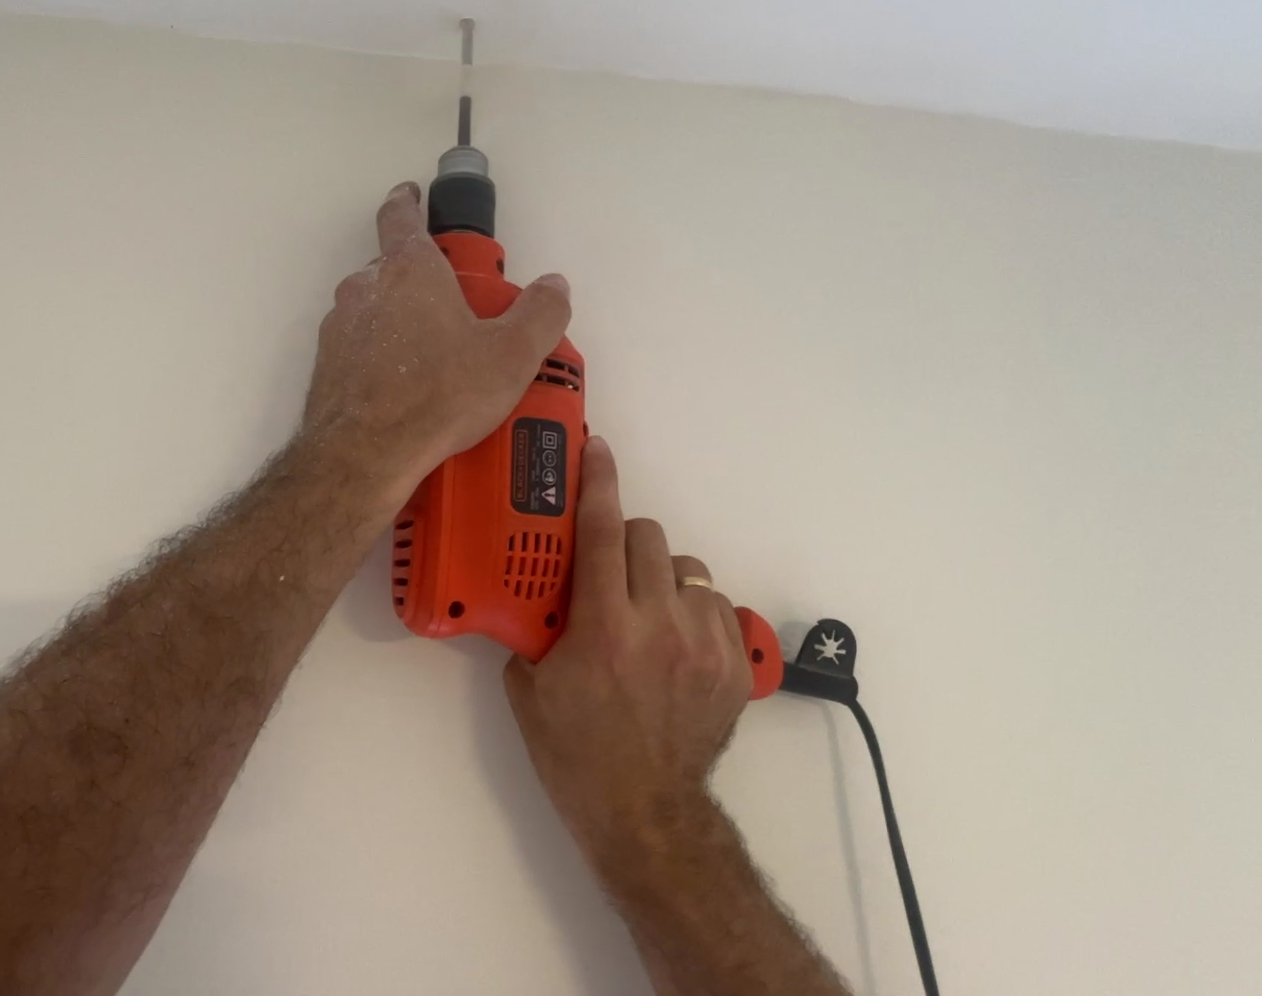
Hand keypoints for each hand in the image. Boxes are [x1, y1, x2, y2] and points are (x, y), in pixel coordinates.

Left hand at [301, 182, 570, 491]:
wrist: (364, 455)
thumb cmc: (440, 395)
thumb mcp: (510, 356)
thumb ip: (540, 314)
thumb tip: (554, 286)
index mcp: (409, 269)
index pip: (400, 215)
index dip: (408, 202)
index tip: (412, 197)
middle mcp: (365, 289)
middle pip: (391, 269)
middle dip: (420, 281)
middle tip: (454, 314)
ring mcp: (339, 329)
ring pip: (373, 311)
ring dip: (398, 322)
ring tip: (432, 362)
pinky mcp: (326, 367)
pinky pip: (358, 349)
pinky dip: (379, 357)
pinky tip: (402, 391)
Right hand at [504, 437, 753, 866]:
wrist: (644, 812)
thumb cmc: (574, 750)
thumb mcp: (529, 688)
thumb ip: (532, 628)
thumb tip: (533, 590)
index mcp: (603, 628)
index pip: (603, 533)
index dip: (598, 482)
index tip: (597, 450)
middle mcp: (659, 625)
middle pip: (650, 535)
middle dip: (624, 539)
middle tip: (608, 570)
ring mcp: (704, 644)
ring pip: (688, 567)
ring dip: (659, 577)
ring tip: (644, 612)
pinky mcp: (733, 664)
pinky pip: (715, 603)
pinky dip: (691, 608)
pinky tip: (674, 638)